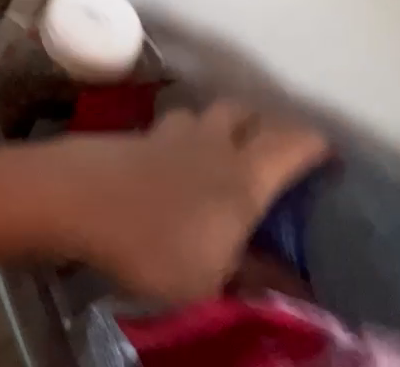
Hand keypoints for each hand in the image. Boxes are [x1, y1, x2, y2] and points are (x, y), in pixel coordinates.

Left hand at [44, 102, 327, 303]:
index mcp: (242, 176)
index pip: (290, 142)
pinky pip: (166, 127)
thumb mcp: (210, 282)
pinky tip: (170, 163)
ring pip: (200, 113)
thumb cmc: (150, 245)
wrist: (71, 199)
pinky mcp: (129, 135)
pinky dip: (178, 138)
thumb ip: (253, 279)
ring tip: (217, 152)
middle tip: (271, 148)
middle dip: (263, 123)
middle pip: (243, 111)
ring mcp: (164, 133)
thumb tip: (296, 287)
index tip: (328, 154)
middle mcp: (209, 143)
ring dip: (215, 125)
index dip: (313, 143)